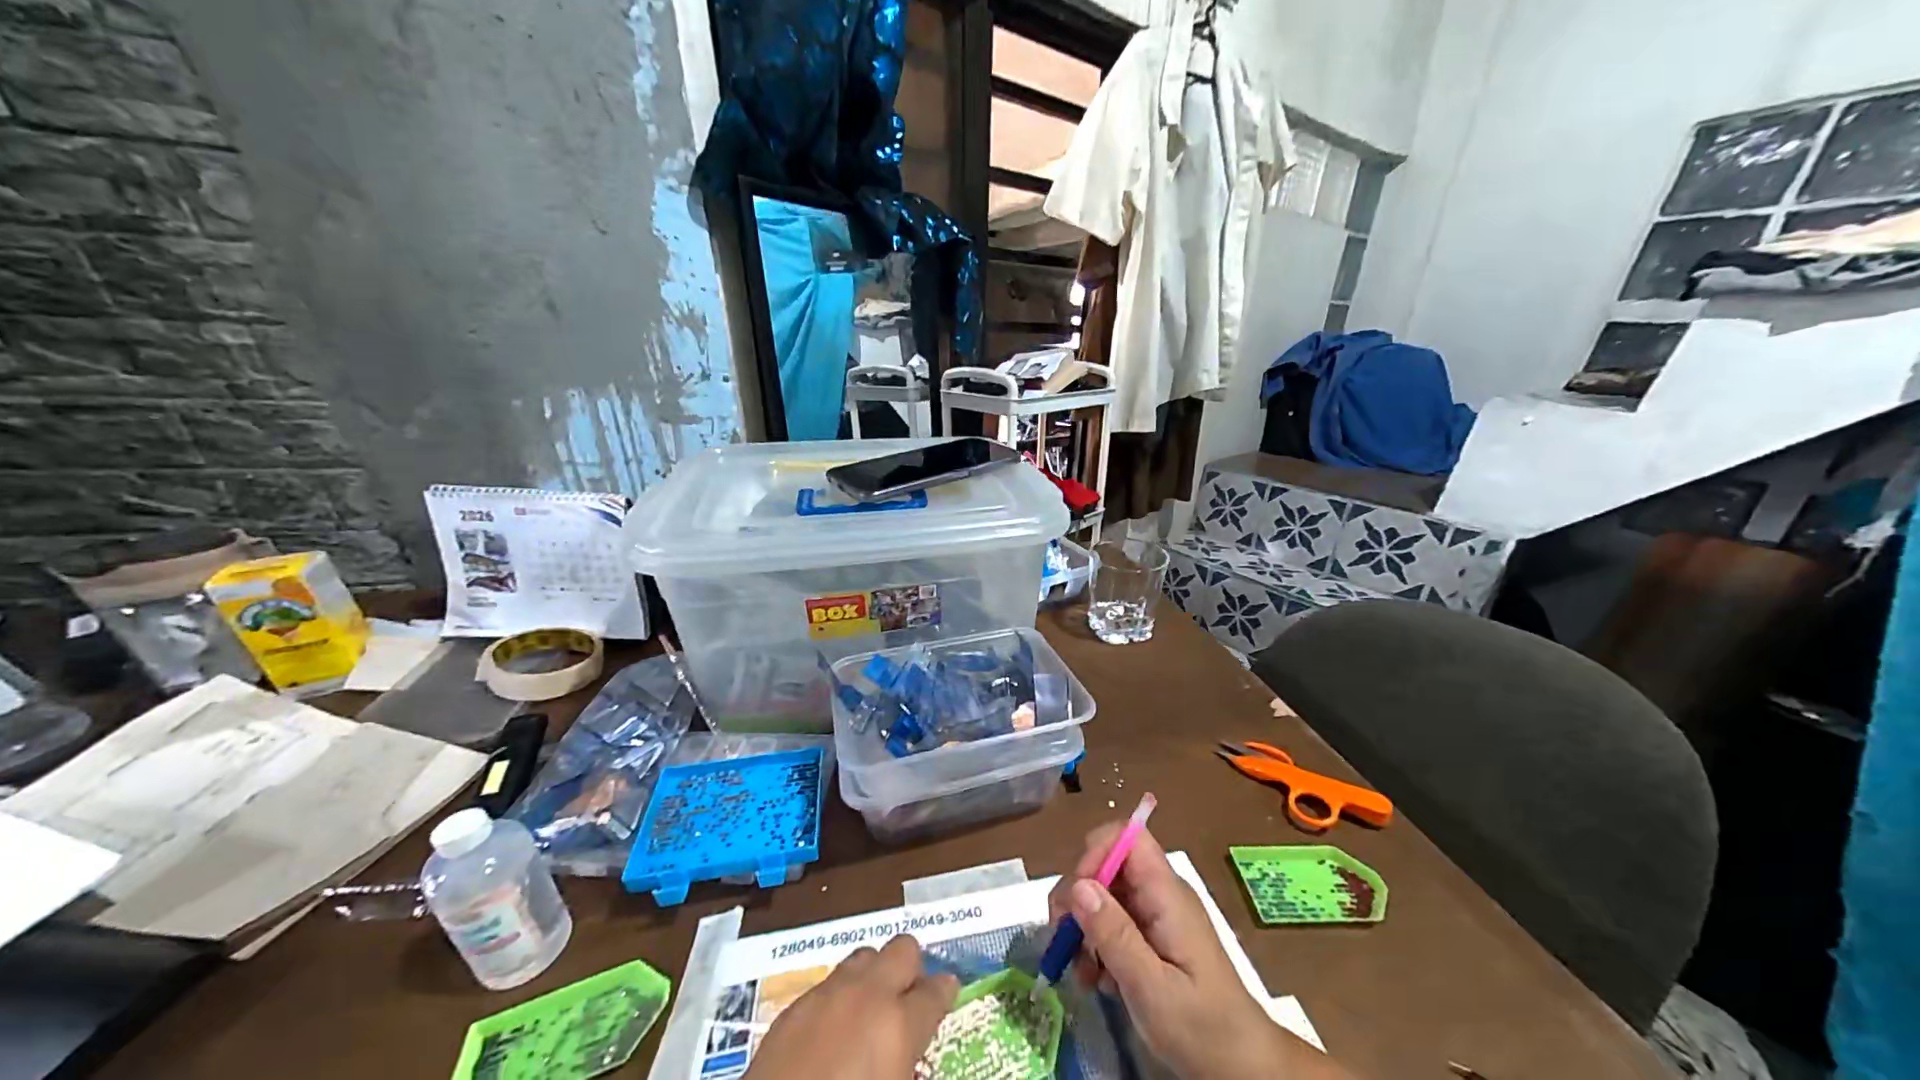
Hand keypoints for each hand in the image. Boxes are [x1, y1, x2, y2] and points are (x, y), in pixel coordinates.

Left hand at [743, 934, 958, 1079]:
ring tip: (871, 1010)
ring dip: (875, 976)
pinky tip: (834, 1029)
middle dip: (912, 968)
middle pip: (903, 949)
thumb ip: (909, 1067)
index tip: (946, 996)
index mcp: (899, 1024)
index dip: (946, 992)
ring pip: (864, 957)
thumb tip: (912, 1063)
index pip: (938, 989)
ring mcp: (828, 994)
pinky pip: (830, 983)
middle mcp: (867, 995)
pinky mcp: (795, 1005)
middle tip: (909, 1000)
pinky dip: (841, 996)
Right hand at [1048, 824, 1356, 1079]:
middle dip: (1078, 899)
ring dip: (1083, 929)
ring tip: (1082, 973)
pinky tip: (1097, 980)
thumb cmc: (1203, 1028)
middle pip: (1106, 865)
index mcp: (1166, 894)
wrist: (1245, 1068)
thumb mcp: (1151, 987)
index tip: (1077, 898)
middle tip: (1064, 943)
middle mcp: (1159, 894)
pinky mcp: (1151, 938)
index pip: (1127, 836)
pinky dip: (1096, 946)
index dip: (1095, 854)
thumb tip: (1078, 885)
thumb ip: (1114, 934)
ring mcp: (1155, 916)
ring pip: (1103, 895)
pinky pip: (1112, 922)